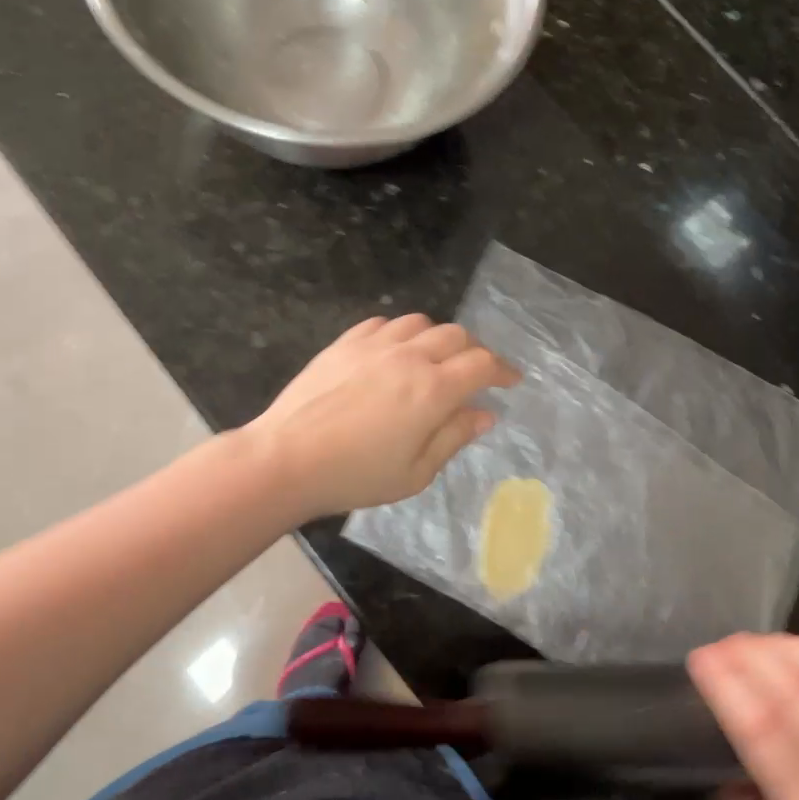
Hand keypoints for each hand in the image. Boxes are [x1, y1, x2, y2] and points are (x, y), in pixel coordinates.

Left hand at [244, 315, 519, 517]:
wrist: (286, 458)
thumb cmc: (355, 476)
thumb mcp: (415, 472)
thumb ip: (453, 437)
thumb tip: (485, 414)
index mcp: (433, 390)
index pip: (483, 365)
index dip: (503, 370)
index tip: (511, 381)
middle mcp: (410, 357)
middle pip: (456, 337)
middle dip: (474, 353)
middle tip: (475, 375)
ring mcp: (375, 345)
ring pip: (421, 323)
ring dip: (437, 338)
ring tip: (433, 360)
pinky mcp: (345, 342)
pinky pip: (383, 323)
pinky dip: (400, 333)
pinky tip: (394, 353)